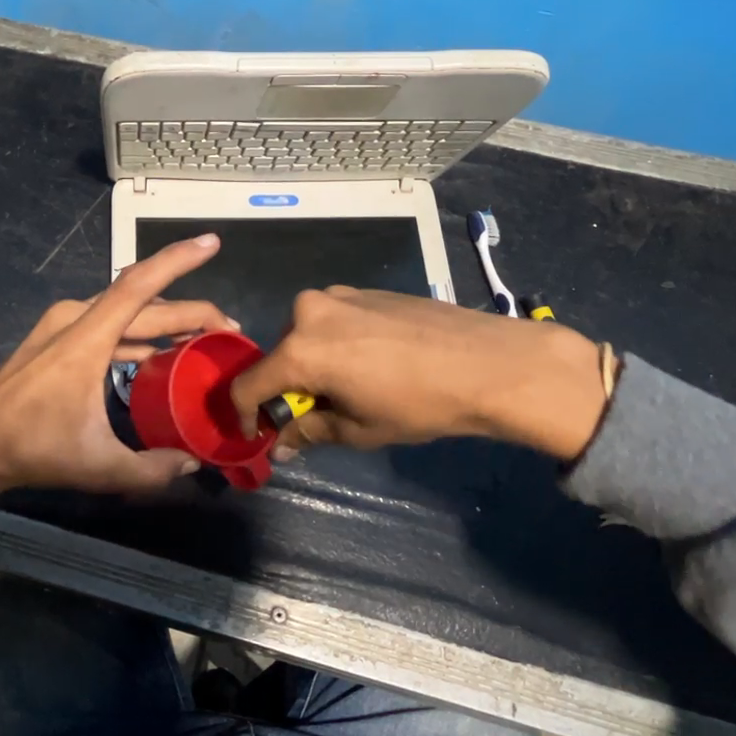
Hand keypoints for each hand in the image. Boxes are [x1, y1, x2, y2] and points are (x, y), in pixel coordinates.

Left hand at [0, 234, 235, 515]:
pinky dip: (136, 335)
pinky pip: (105, 326)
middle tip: (229, 329)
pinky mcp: (53, 341)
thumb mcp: (98, 466)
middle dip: (189, 311)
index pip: (140, 285)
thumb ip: (151, 469)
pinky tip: (156, 354)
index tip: (212, 243)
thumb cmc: (31, 449)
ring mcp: (59, 328)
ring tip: (201, 341)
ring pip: (124, 313)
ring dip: (163, 323)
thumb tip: (192, 464)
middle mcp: (73, 320)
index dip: (179, 260)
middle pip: (142, 303)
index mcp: (85, 338)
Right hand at [230, 288, 608, 459]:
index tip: (258, 433)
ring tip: (351, 387)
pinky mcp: (364, 289)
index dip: (246, 414)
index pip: (248, 385)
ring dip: (314, 364)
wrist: (489, 362)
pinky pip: (333, 320)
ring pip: (307, 336)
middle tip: (315, 413)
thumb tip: (281, 445)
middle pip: (279, 356)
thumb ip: (309, 432)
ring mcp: (338, 294)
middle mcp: (307, 312)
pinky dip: (337, 344)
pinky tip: (373, 362)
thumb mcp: (358, 429)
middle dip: (288, 388)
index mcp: (299, 350)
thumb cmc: (418, 403)